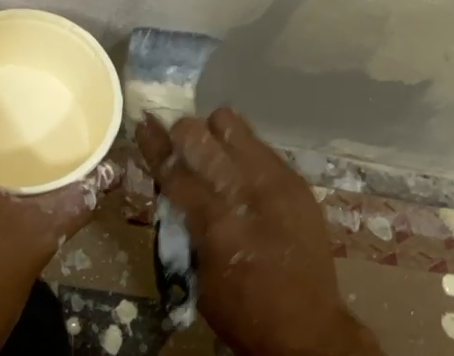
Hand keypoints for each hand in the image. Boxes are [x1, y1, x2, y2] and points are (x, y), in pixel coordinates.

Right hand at [136, 108, 380, 355]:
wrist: (310, 330)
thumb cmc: (244, 312)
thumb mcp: (197, 277)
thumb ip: (182, 225)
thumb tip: (170, 187)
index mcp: (213, 222)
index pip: (172, 168)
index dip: (152, 143)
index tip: (142, 124)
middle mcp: (242, 192)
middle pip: (197, 134)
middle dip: (182, 137)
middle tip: (181, 149)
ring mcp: (273, 181)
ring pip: (231, 124)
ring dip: (214, 135)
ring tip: (214, 152)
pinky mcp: (295, 180)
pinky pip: (260, 144)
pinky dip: (243, 150)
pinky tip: (242, 170)